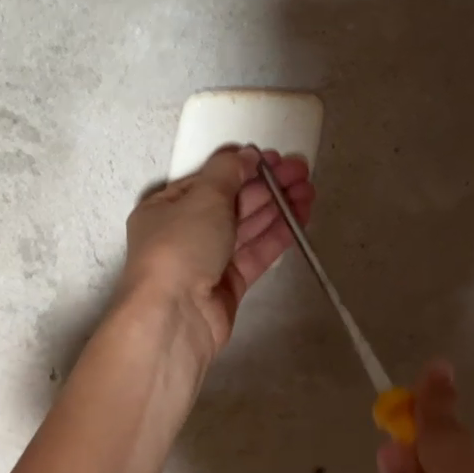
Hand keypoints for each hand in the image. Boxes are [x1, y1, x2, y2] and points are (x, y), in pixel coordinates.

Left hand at [118, 146, 313, 361]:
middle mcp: (183, 233)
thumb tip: (246, 155)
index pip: (208, 181)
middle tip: (301, 171)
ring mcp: (206, 261)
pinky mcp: (227, 285)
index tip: (274, 158)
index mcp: (165, 207)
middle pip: (230, 203)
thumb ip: (227, 172)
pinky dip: (277, 235)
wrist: (175, 316)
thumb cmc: (180, 247)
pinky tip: (300, 219)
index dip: (242, 167)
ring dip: (277, 207)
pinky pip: (255, 254)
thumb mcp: (203, 197)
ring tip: (308, 191)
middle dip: (266, 186)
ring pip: (246, 228)